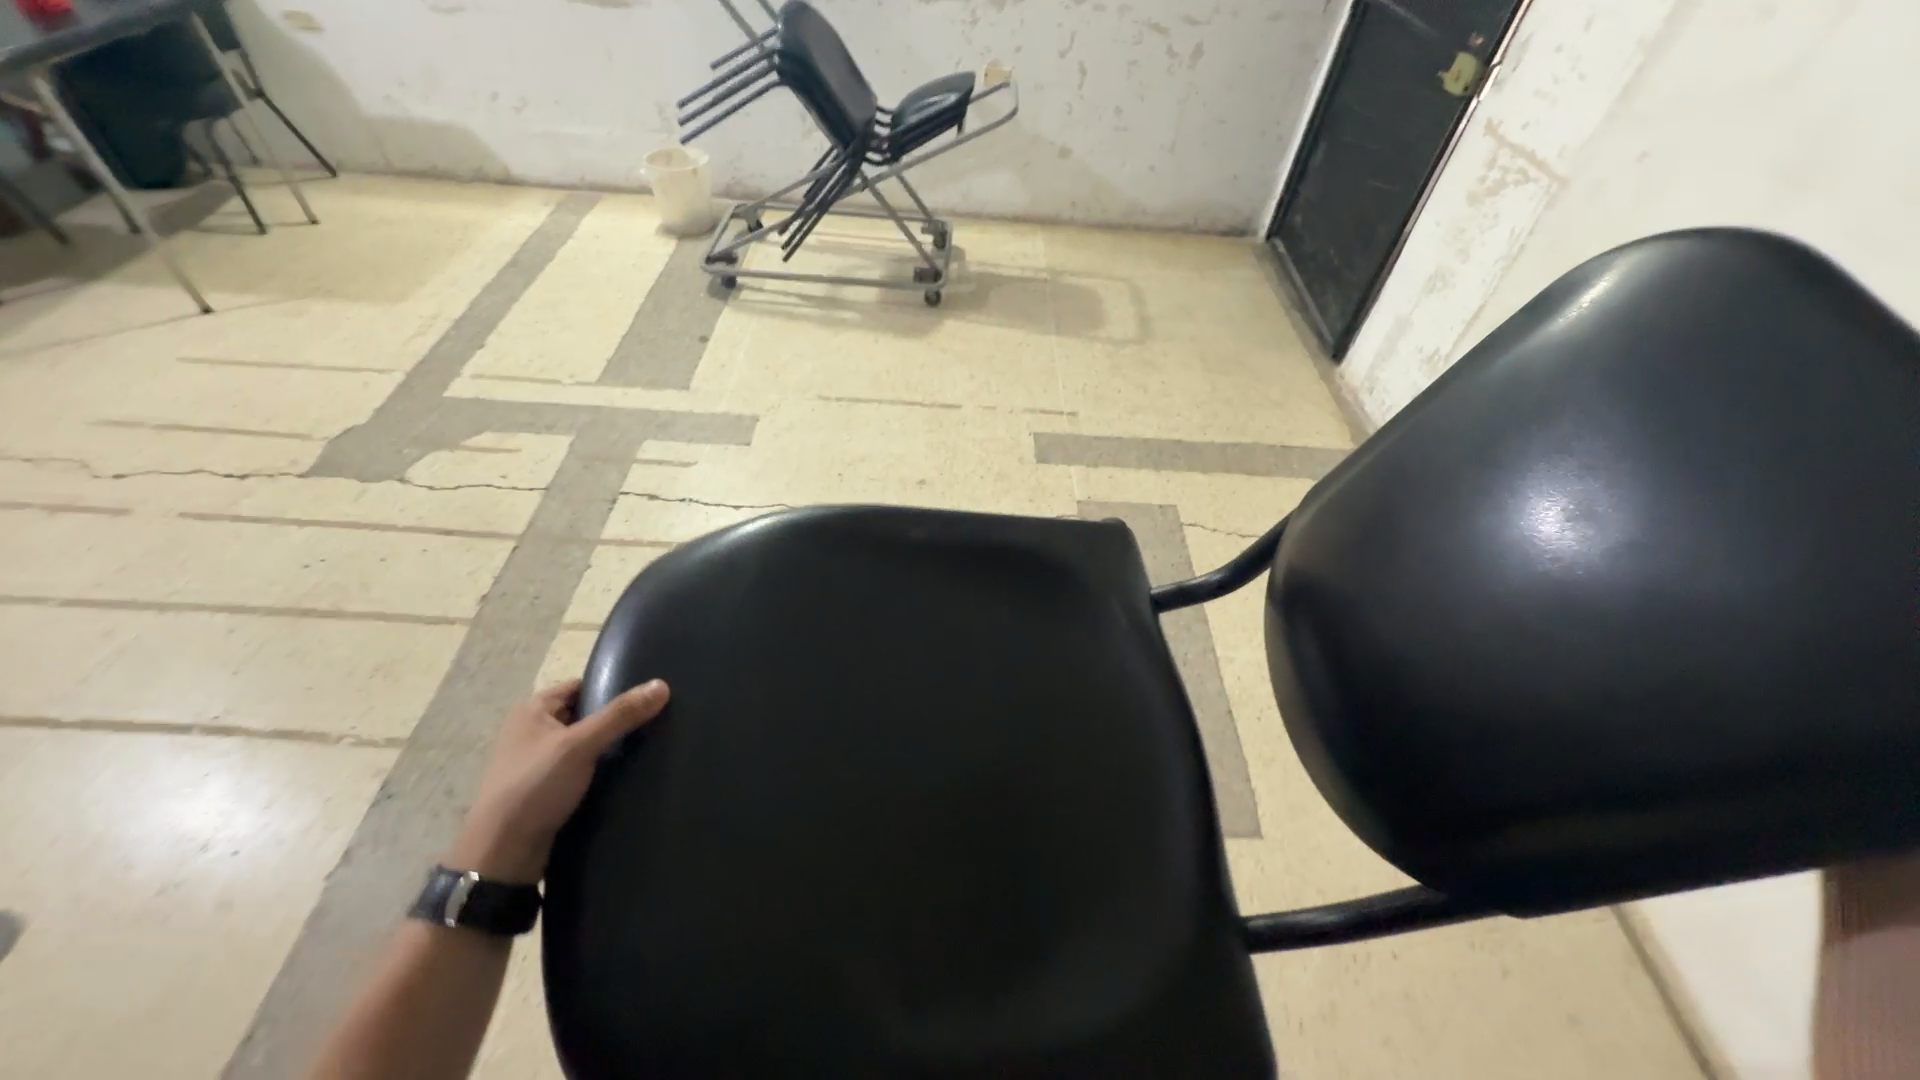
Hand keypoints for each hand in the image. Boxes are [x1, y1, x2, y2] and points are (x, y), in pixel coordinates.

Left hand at [448, 677, 669, 883]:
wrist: (503, 851)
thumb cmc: (535, 786)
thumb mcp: (580, 745)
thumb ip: (620, 715)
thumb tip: (661, 685)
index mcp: (532, 710)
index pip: (580, 686)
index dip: (611, 686)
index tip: (646, 696)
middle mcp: (531, 730)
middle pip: (583, 714)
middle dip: (614, 719)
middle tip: (653, 721)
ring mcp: (537, 761)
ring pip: (583, 744)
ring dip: (608, 747)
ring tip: (647, 746)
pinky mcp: (544, 788)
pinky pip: (579, 769)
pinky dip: (599, 770)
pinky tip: (625, 775)